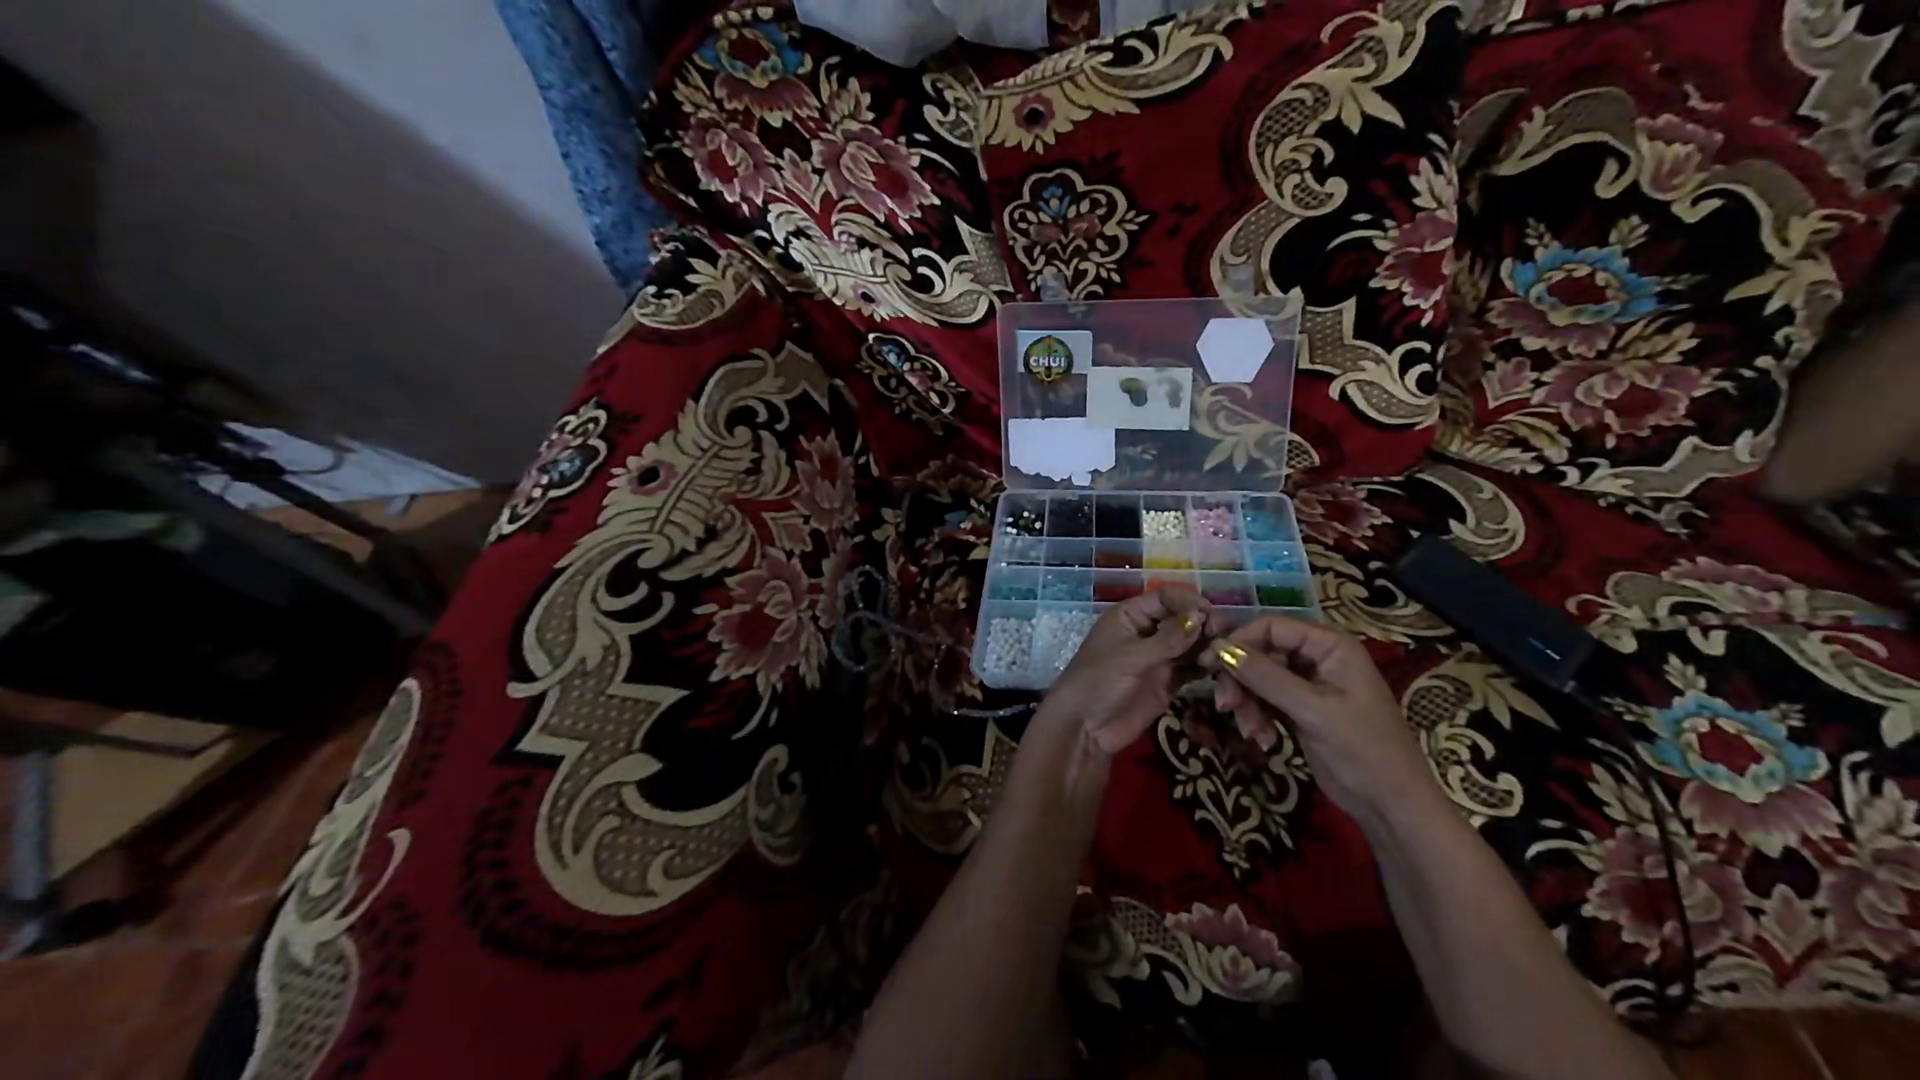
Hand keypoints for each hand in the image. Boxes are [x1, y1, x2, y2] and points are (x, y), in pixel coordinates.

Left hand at [1043, 588, 1210, 754]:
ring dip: (1208, 645)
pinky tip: (1220, 668)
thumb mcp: (1131, 657)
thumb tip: (1200, 615)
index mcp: (1129, 616)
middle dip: (1203, 623)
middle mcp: (1146, 632)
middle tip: (1225, 634)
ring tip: (1225, 651)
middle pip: (1182, 619)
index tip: (1210, 612)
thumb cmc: (1098, 682)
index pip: (1164, 598)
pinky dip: (1206, 666)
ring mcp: (1158, 657)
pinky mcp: (1168, 681)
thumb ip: (1167, 638)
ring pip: (1190, 643)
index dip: (1187, 601)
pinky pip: (1192, 667)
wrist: (1085, 728)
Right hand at [1198, 615, 1433, 821]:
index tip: (1210, 664)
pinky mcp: (1299, 709)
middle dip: (1241, 680)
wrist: (1391, 804)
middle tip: (1224, 705)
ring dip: (1248, 704)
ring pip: (1258, 679)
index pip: (1272, 626)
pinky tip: (1263, 740)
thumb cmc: (1363, 748)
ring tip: (1250, 732)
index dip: (1239, 641)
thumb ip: (1265, 677)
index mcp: (1330, 646)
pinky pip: (1265, 701)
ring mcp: (1308, 685)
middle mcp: (1317, 658)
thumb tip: (1219, 648)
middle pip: (1261, 653)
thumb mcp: (1312, 710)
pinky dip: (1257, 718)